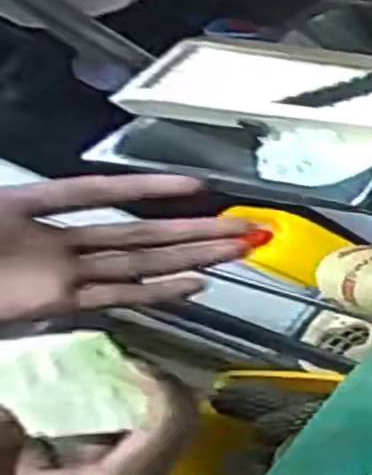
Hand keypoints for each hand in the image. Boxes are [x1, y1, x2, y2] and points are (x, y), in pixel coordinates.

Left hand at [0, 173, 256, 323]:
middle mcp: (46, 242)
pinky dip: (159, 292)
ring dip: (196, 256)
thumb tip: (47, 171)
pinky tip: (197, 284)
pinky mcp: (55, 303)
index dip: (144, 187)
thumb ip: (32, 193)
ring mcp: (55, 274)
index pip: (90, 193)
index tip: (197, 185)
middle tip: (245, 226)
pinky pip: (116, 297)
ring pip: (141, 263)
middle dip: (197, 229)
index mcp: (11, 209)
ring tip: (240, 249)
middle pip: (137, 234)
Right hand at [0, 366, 195, 474]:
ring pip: (97, 443)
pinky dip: (39, 441)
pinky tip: (14, 422)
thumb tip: (4, 404)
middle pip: (141, 427)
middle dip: (110, 392)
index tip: (125, 355)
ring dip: (68, 413)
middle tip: (72, 359)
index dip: (159, 384)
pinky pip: (63, 464)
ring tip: (38, 378)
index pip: (171, 423)